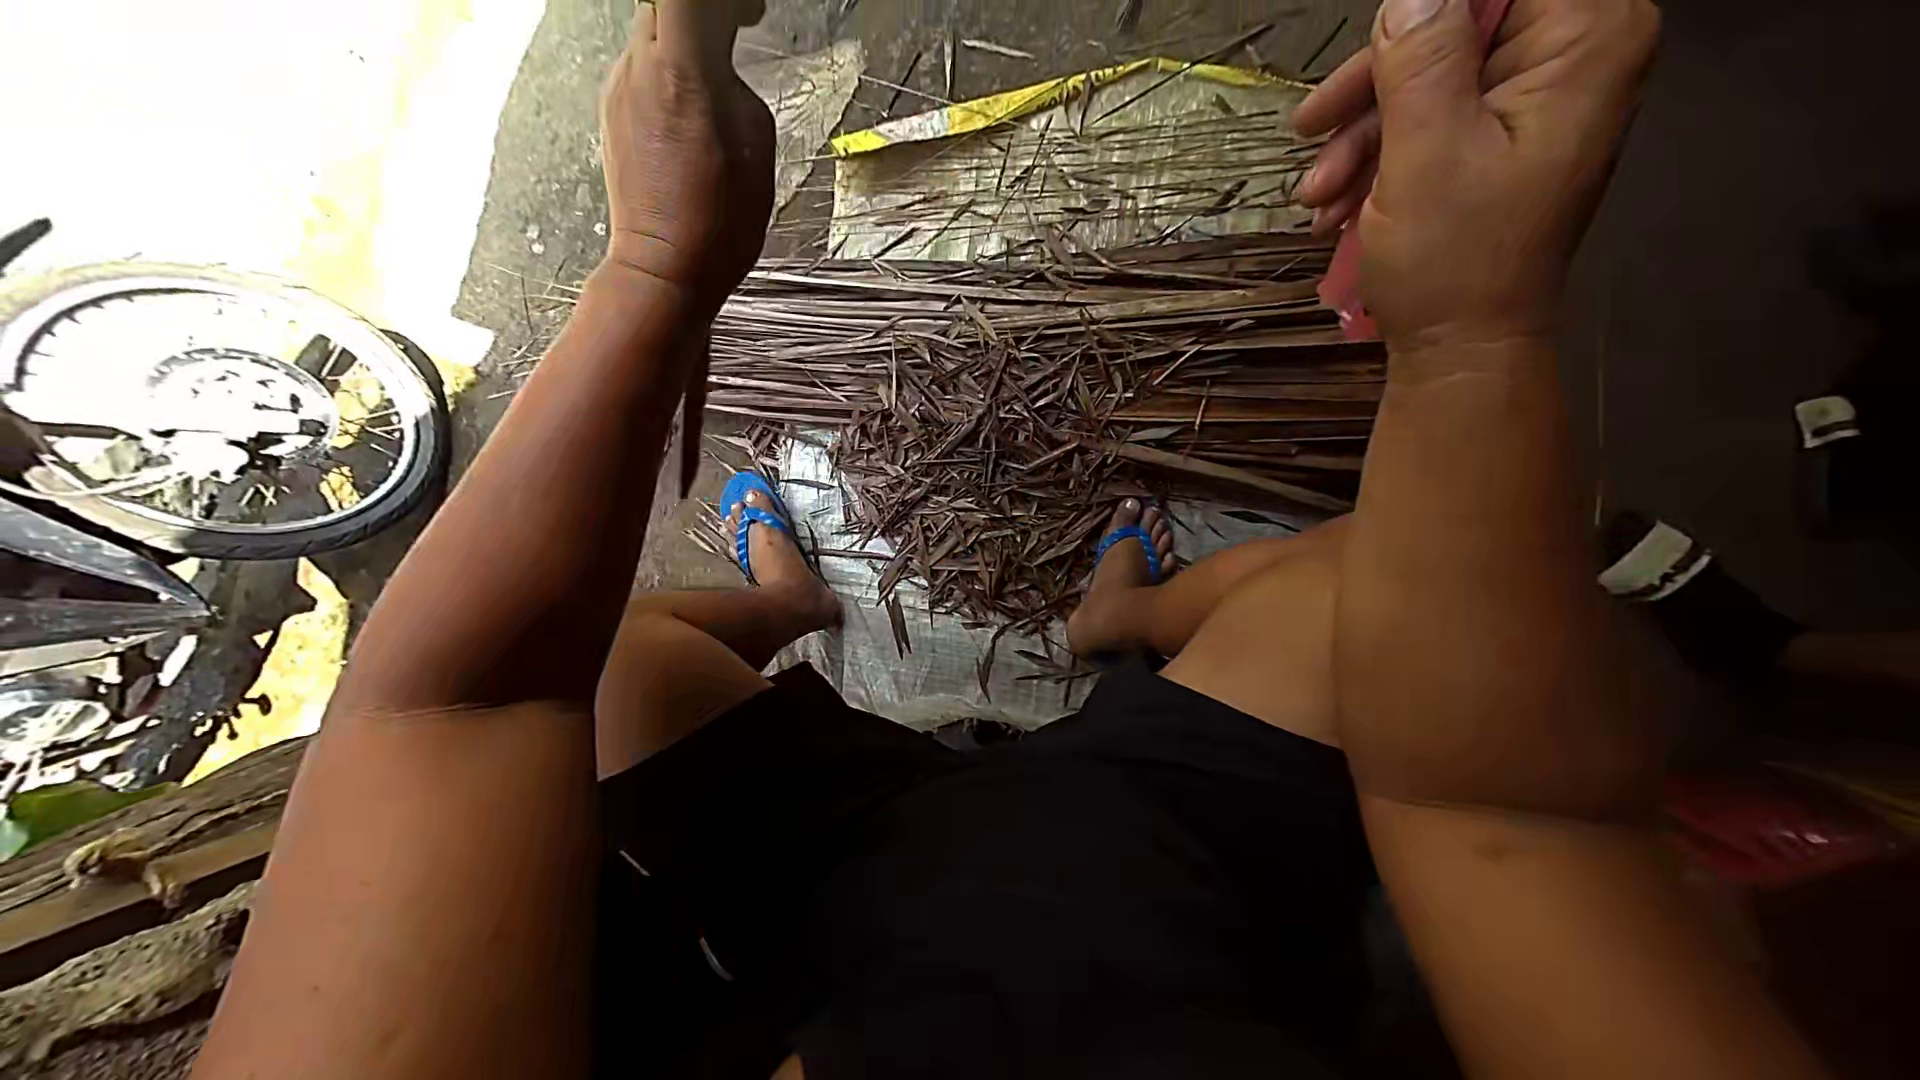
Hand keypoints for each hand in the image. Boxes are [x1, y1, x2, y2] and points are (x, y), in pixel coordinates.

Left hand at [599, 0, 773, 318]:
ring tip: (718, 80)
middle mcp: (639, 68)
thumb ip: (739, 88)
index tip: (752, 12)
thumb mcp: (756, 148)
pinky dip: (670, 72)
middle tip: (739, 26)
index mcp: (683, 71)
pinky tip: (692, 111)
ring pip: (652, 33)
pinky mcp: (612, 115)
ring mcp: (618, 90)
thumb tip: (723, 73)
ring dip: (687, 42)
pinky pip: (642, 70)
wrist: (665, 268)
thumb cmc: (719, 222)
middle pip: (665, 2)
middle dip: (705, 11)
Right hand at [1293, 0, 1658, 354]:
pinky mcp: (1491, 149)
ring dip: (1358, 144)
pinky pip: (1425, 130)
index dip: (1414, 20)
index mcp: (1583, 42)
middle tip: (1306, 135)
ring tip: (1316, 202)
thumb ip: (1420, 62)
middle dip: (1369, 97)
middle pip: (1452, 34)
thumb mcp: (1425, 156)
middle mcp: (1569, 62)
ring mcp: (1527, 110)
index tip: (1350, 73)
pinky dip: (1374, 166)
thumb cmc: (1452, 260)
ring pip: (1425, 88)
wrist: (1460, 349)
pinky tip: (1337, 210)